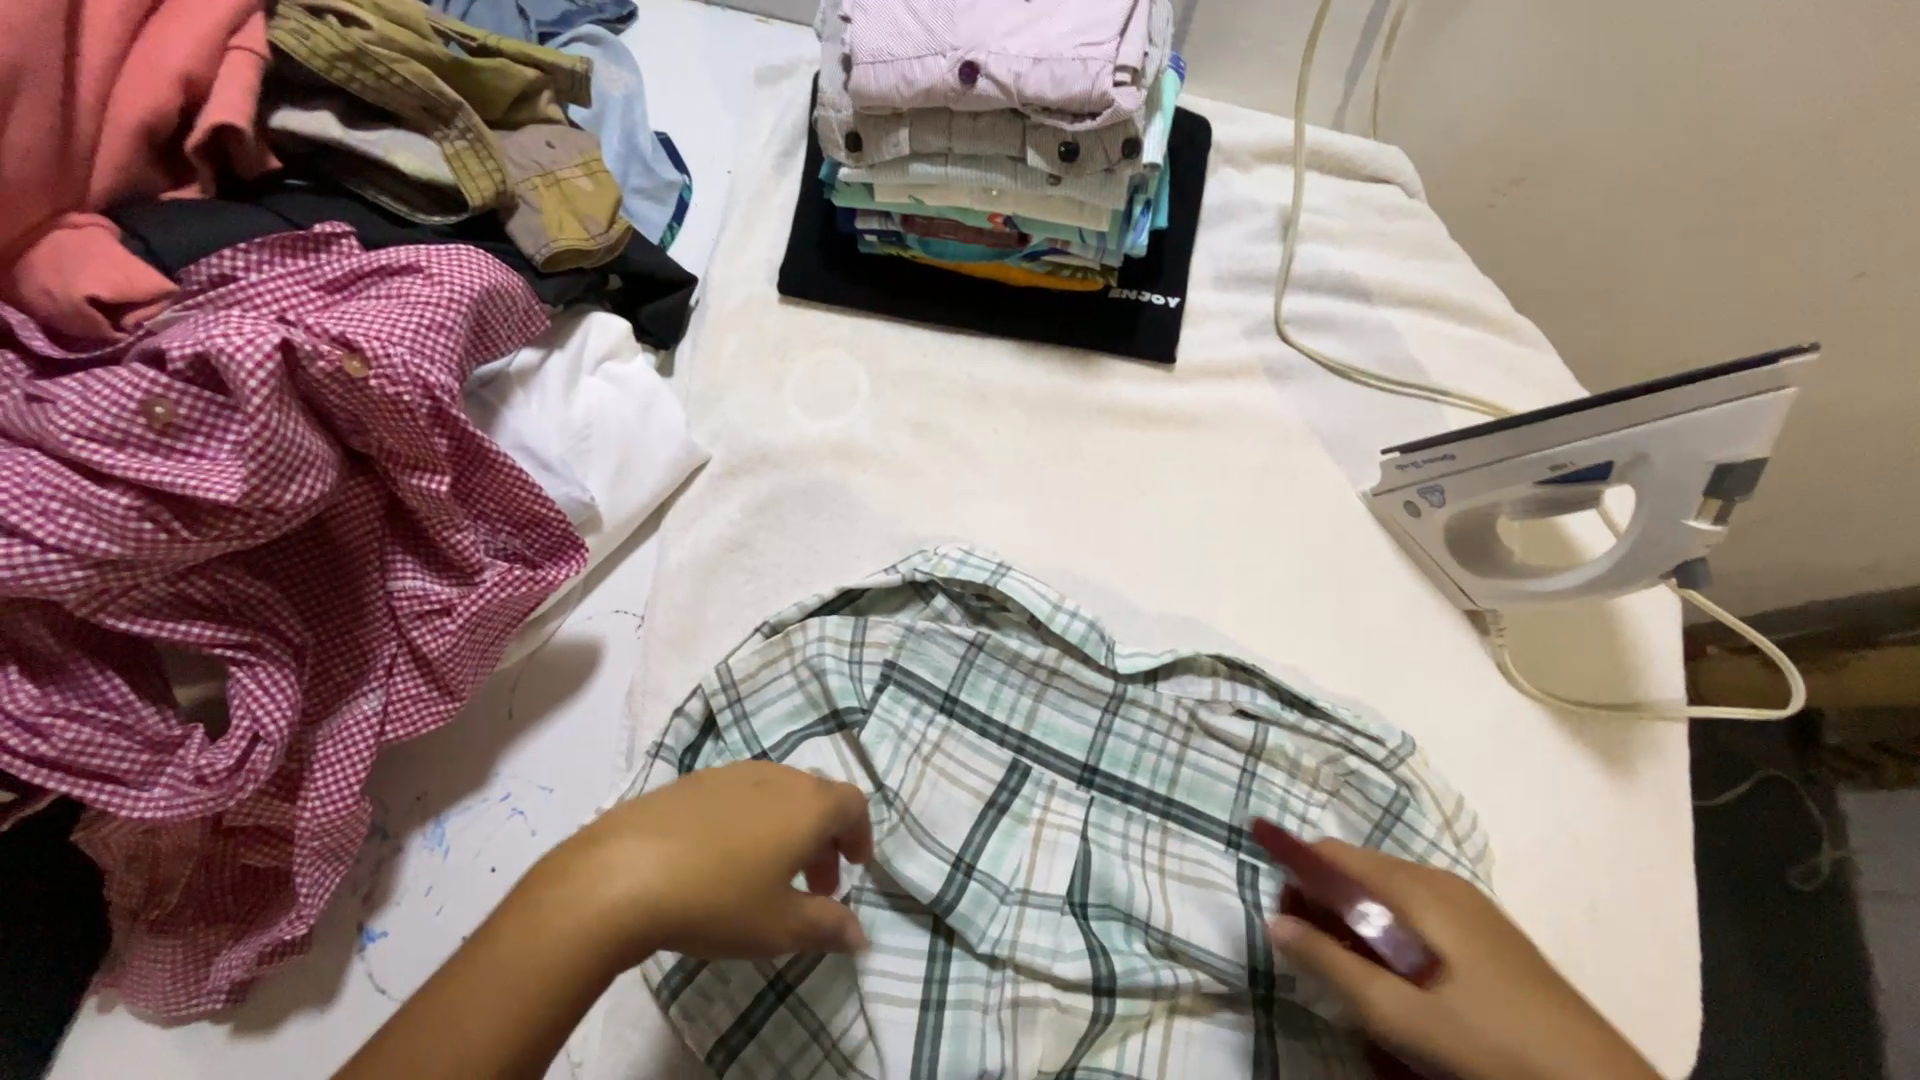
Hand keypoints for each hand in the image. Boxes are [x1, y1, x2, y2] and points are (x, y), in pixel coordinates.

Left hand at [527, 761, 873, 968]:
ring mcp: (731, 773)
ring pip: (777, 796)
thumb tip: (861, 936)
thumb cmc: (718, 900)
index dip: (860, 835)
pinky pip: (739, 796)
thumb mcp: (780, 927)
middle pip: (816, 799)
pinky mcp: (691, 781)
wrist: (621, 874)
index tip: (853, 868)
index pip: (854, 804)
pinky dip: (749, 822)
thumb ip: (828, 927)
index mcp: (809, 805)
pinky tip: (720, 861)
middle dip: (823, 841)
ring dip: (786, 831)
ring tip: (766, 876)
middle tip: (814, 886)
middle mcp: (777, 777)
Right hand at [1267, 841, 1659, 1079]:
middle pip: (1355, 870)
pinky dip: (1386, 931)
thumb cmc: (1489, 1045)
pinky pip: (1414, 910)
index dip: (1293, 877)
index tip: (1281, 921)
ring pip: (1384, 892)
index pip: (1329, 854)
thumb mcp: (1397, 1015)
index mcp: (1415, 888)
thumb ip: (1329, 964)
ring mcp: (1466, 902)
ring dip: (1353, 921)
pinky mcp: (1484, 929)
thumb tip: (1273, 922)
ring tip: (1351, 975)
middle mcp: (1438, 879)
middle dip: (1321, 903)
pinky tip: (1396, 979)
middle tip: (1313, 958)